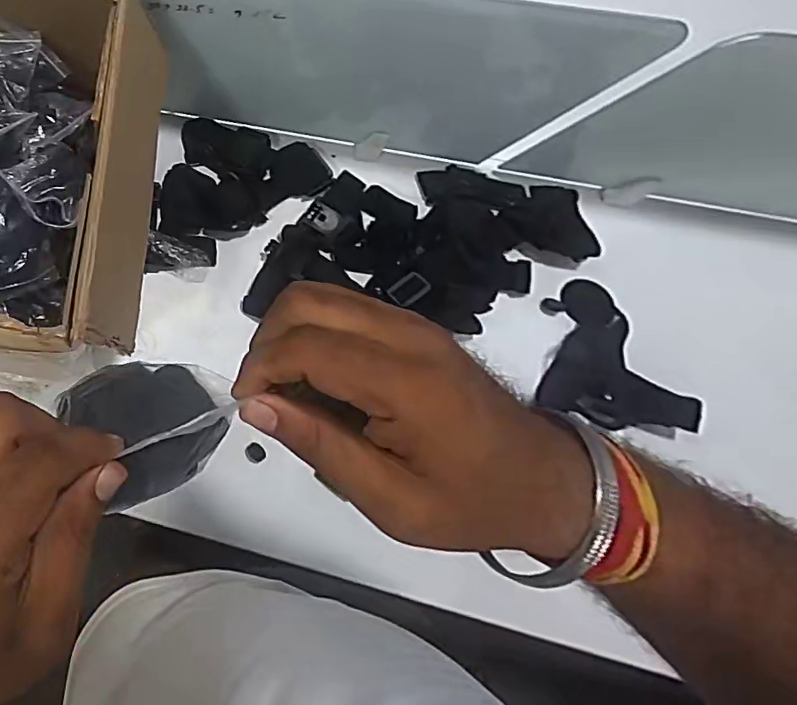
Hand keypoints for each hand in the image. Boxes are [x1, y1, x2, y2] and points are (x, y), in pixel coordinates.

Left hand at [0, 382, 126, 704]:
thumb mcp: (50, 618)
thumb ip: (76, 535)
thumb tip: (106, 470)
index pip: (37, 460)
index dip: (83, 446)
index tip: (111, 451)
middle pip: (5, 417)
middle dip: (53, 429)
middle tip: (75, 461)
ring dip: (18, 414)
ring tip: (39, 449)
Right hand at [232, 283, 593, 560]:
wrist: (548, 479)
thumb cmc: (474, 501)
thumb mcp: (394, 502)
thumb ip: (320, 447)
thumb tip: (255, 406)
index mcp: (406, 382)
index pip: (306, 345)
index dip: (261, 368)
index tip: (248, 402)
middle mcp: (406, 335)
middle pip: (303, 302)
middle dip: (265, 341)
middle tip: (264, 391)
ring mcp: (409, 322)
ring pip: (316, 293)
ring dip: (283, 330)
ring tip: (285, 381)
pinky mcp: (407, 322)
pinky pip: (338, 303)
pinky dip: (307, 327)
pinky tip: (315, 372)